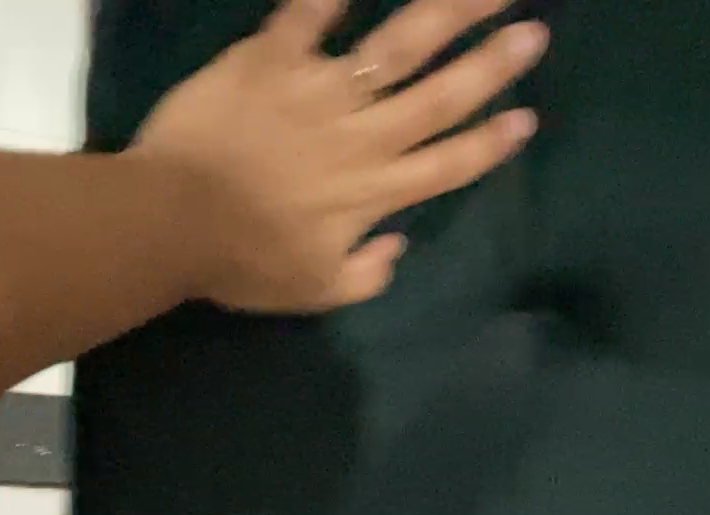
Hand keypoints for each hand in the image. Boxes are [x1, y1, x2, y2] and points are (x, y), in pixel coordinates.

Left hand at [129, 0, 546, 312]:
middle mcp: (361, 136)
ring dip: (444, 11)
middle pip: (439, 96)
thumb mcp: (316, 291)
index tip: (526, 119)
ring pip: (396, 45)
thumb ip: (365, 274)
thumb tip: (398, 245)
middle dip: (491, 65)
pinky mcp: (270, 60)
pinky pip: (305, 13)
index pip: (447, 164)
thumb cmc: (246, 264)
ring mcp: (319, 92)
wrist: (175, 222)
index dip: (489, 144)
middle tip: (534, 32)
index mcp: (374, 193)